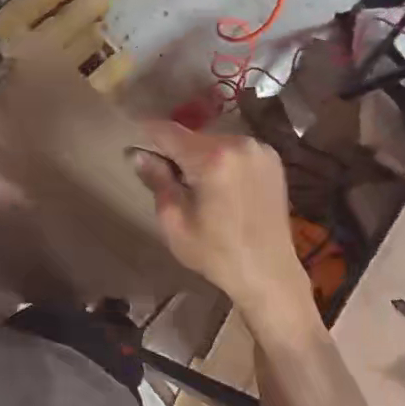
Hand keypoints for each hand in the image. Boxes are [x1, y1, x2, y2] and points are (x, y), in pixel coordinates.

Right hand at [130, 122, 314, 328]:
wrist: (269, 274)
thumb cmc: (216, 253)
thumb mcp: (174, 222)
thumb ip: (156, 181)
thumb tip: (138, 155)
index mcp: (213, 158)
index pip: (168, 131)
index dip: (145, 132)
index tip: (132, 140)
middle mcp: (239, 144)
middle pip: (192, 137)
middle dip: (175, 152)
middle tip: (165, 177)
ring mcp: (259, 149)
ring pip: (213, 142)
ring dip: (199, 156)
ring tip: (196, 186)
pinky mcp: (271, 159)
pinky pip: (234, 150)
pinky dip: (221, 161)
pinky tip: (220, 187)